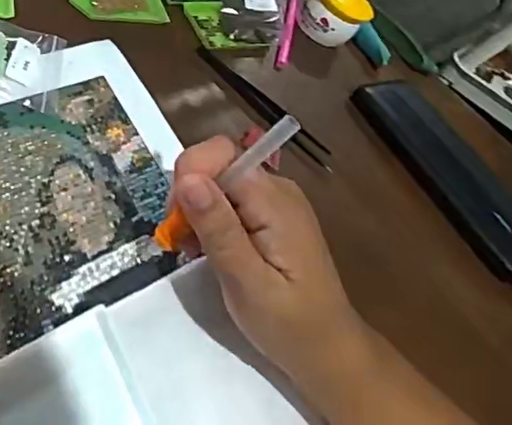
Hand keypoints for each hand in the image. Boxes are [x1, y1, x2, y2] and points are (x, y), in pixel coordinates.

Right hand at [168, 135, 361, 373]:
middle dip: (189, 194)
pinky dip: (209, 218)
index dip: (190, 174)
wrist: (333, 357)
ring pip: (218, 181)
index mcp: (273, 198)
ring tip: (195, 250)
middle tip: (182, 239)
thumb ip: (218, 228)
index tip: (178, 217)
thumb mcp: (247, 283)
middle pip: (216, 164)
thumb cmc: (292, 326)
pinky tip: (209, 249)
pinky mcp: (268, 215)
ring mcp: (273, 201)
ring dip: (196, 209)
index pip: (220, 153)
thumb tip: (187, 179)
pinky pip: (228, 198)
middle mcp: (275, 188)